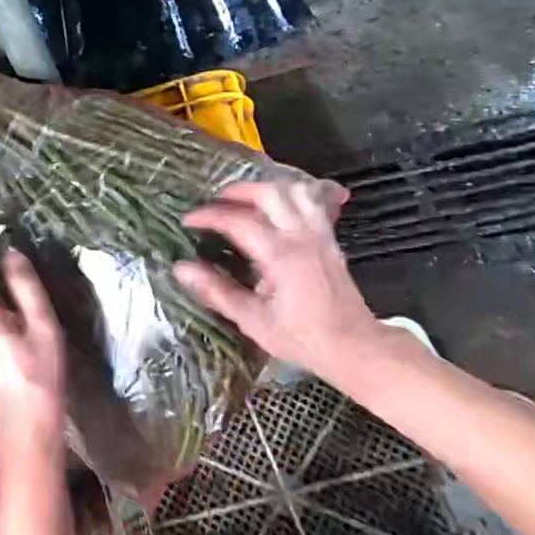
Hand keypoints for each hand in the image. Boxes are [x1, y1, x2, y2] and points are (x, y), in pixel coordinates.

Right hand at [173, 180, 387, 372]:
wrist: (352, 345)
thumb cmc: (302, 337)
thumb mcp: (253, 321)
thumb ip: (218, 292)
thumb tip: (182, 269)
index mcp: (281, 255)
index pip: (239, 220)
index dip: (210, 216)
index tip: (189, 220)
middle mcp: (302, 236)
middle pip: (270, 192)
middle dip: (238, 191)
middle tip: (217, 203)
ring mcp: (320, 234)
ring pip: (295, 190)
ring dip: (267, 189)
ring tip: (246, 201)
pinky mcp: (330, 238)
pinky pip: (313, 202)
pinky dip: (292, 195)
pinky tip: (280, 207)